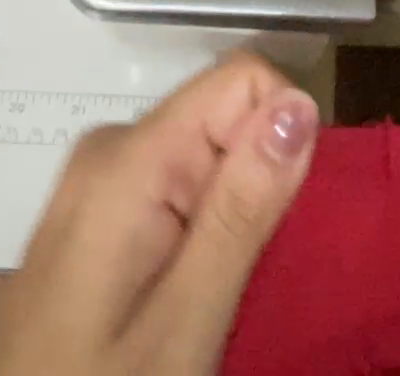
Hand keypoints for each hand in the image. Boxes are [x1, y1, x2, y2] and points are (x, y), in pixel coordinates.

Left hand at [0, 53, 318, 375]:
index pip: (241, 79)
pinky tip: (192, 280)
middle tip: (247, 269)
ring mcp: (101, 174)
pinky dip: (206, 219)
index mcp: (129, 157)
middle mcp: (112, 144)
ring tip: (218, 286)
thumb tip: (298, 101)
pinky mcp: (102, 202)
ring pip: (209, 148)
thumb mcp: (185, 320)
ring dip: (235, 205)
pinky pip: (181, 177)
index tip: (284, 214)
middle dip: (259, 178)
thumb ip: (242, 206)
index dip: (283, 135)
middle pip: (225, 113)